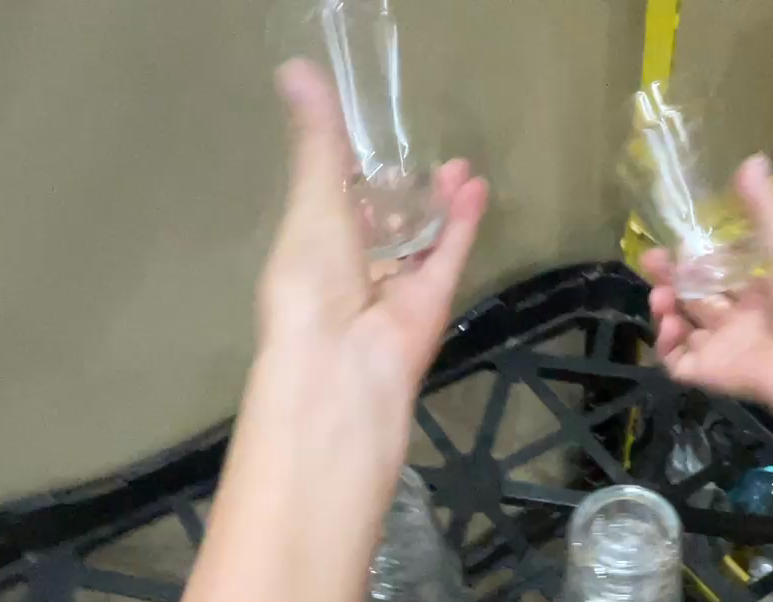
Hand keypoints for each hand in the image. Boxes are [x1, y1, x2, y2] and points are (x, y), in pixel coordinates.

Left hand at [252, 59, 488, 420]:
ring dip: (438, 205)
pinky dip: (462, 224)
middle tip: (416, 160)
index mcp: (312, 254)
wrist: (343, 361)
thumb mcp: (311, 203)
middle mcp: (353, 274)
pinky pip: (449, 256)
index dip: (350, 178)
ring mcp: (396, 291)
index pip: (334, 211)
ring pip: (420, 243)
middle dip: (401, 195)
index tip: (365, 145)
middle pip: (382, 229)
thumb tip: (296, 69)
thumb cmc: (311, 281)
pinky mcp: (432, 301)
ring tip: (456, 166)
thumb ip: (318, 144)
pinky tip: (475, 188)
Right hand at [643, 154, 772, 419]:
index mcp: (765, 291)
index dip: (697, 259)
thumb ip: (765, 209)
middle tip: (652, 261)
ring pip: (684, 330)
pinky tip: (669, 325)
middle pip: (697, 299)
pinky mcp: (710, 375)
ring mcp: (724, 349)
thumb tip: (750, 159)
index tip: (676, 244)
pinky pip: (678, 362)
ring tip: (662, 295)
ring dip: (667, 309)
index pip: (722, 273)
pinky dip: (666, 345)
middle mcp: (742, 321)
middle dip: (673, 279)